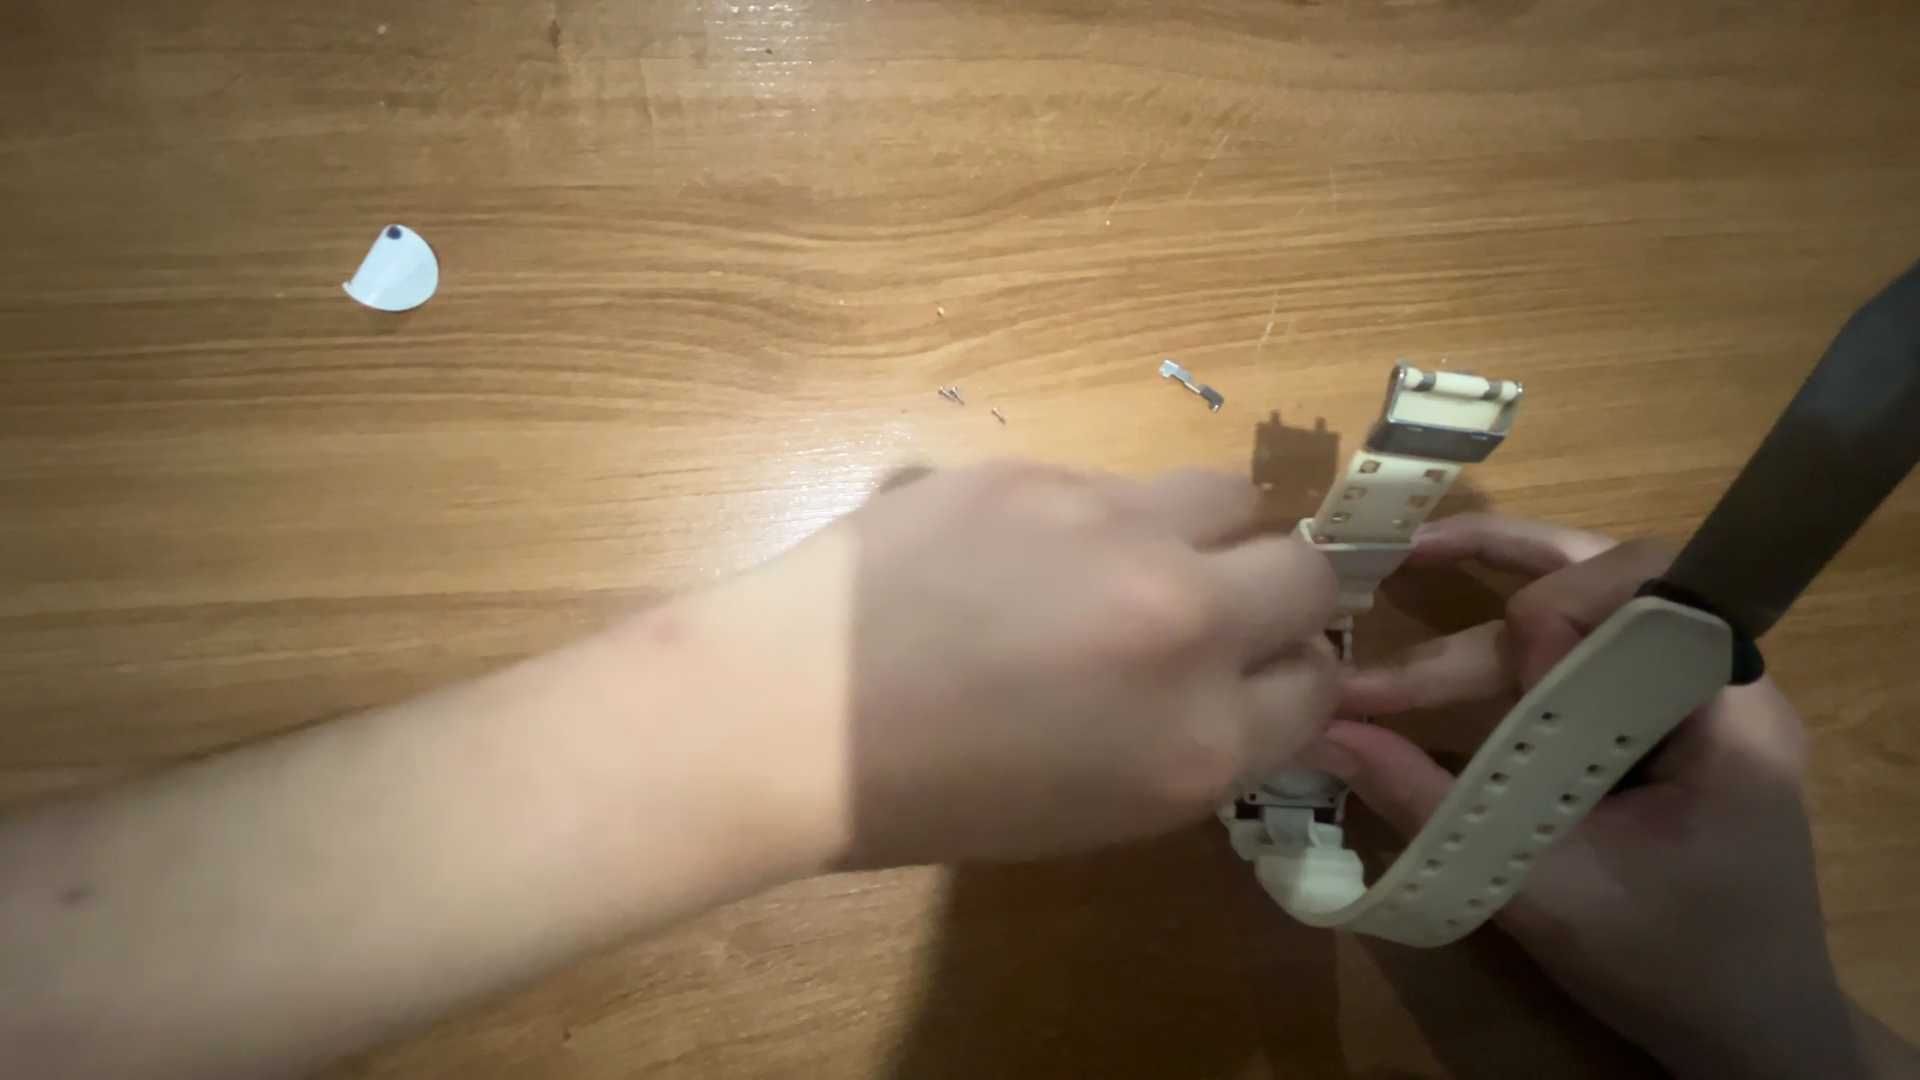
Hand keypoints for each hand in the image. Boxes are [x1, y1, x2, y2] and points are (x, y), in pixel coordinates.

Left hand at [827, 461, 1338, 866]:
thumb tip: (1232, 679)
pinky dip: (1101, 515)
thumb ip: (1185, 739)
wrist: (790, 715)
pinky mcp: (1032, 471)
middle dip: (1284, 588)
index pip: (1317, 686)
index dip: (1294, 672)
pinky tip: (1028, 545)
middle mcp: (1178, 623)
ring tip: (1135, 554)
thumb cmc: (932, 793)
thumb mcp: (1092, 806)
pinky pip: (1112, 482)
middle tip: (1223, 597)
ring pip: (1227, 493)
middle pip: (1306, 569)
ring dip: (1207, 529)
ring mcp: (1107, 530)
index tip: (1261, 664)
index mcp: (1194, 745)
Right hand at [1304, 513, 1871, 1079]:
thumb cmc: (1663, 960)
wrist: (1740, 1016)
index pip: (1653, 602)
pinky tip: (1443, 589)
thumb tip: (1321, 734)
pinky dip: (1502, 591)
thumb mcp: (1534, 886)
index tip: (1498, 678)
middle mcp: (1706, 680)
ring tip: (1404, 559)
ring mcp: (1672, 683)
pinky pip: (1573, 621)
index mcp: (1722, 722)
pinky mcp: (1637, 697)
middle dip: (1484, 603)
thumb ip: (1424, 800)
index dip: (1561, 618)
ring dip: (1491, 565)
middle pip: (1602, 583)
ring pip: (1585, 581)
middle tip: (1391, 602)